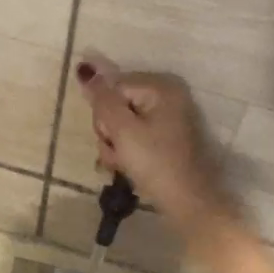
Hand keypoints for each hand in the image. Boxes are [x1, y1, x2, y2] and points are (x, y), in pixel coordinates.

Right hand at [76, 53, 237, 232]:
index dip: (104, 115)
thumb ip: (102, 101)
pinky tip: (131, 168)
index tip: (110, 139)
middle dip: (110, 132)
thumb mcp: (123, 132)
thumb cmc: (156, 164)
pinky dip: (129, 152)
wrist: (189, 202)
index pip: (113, 88)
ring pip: (124, 123)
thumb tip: (85, 69)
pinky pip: (138, 136)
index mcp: (161, 86)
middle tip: (118, 155)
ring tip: (124, 165)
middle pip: (118, 104)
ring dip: (116, 146)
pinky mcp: (168, 137)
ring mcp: (170, 117)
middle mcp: (168, 95)